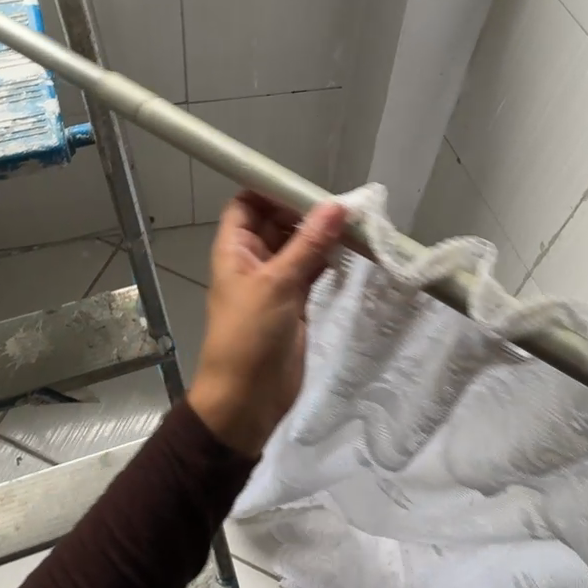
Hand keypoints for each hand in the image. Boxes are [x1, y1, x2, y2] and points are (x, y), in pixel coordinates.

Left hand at [186, 192, 348, 457]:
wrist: (246, 400)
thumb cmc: (249, 336)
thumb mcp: (277, 284)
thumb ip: (308, 244)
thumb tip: (336, 205)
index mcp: (234, 250)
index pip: (247, 205)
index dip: (271, 191)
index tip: (308, 187)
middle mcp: (252, 261)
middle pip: (276, 223)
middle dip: (305, 212)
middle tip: (343, 205)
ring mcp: (274, 283)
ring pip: (297, 247)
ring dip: (320, 236)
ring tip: (353, 224)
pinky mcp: (293, 303)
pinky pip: (310, 271)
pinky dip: (326, 260)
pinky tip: (349, 251)